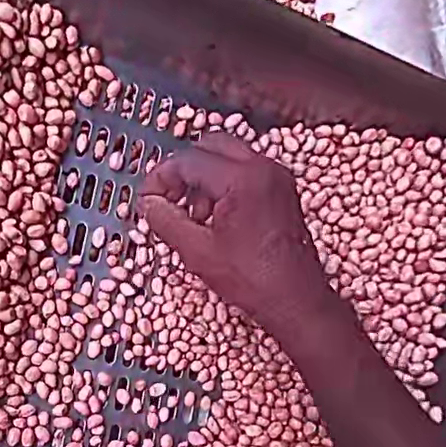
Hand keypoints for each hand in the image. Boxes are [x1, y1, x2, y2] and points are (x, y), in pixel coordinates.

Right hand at [138, 132, 344, 334]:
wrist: (296, 300)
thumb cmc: (253, 280)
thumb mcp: (197, 252)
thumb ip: (166, 221)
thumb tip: (149, 204)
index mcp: (242, 179)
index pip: (188, 160)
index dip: (161, 178)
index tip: (149, 198)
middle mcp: (264, 168)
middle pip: (209, 146)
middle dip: (183, 171)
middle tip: (167, 199)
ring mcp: (277, 178)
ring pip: (228, 156)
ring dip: (203, 178)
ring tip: (192, 216)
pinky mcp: (282, 191)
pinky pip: (245, 171)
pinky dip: (224, 184)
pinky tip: (214, 218)